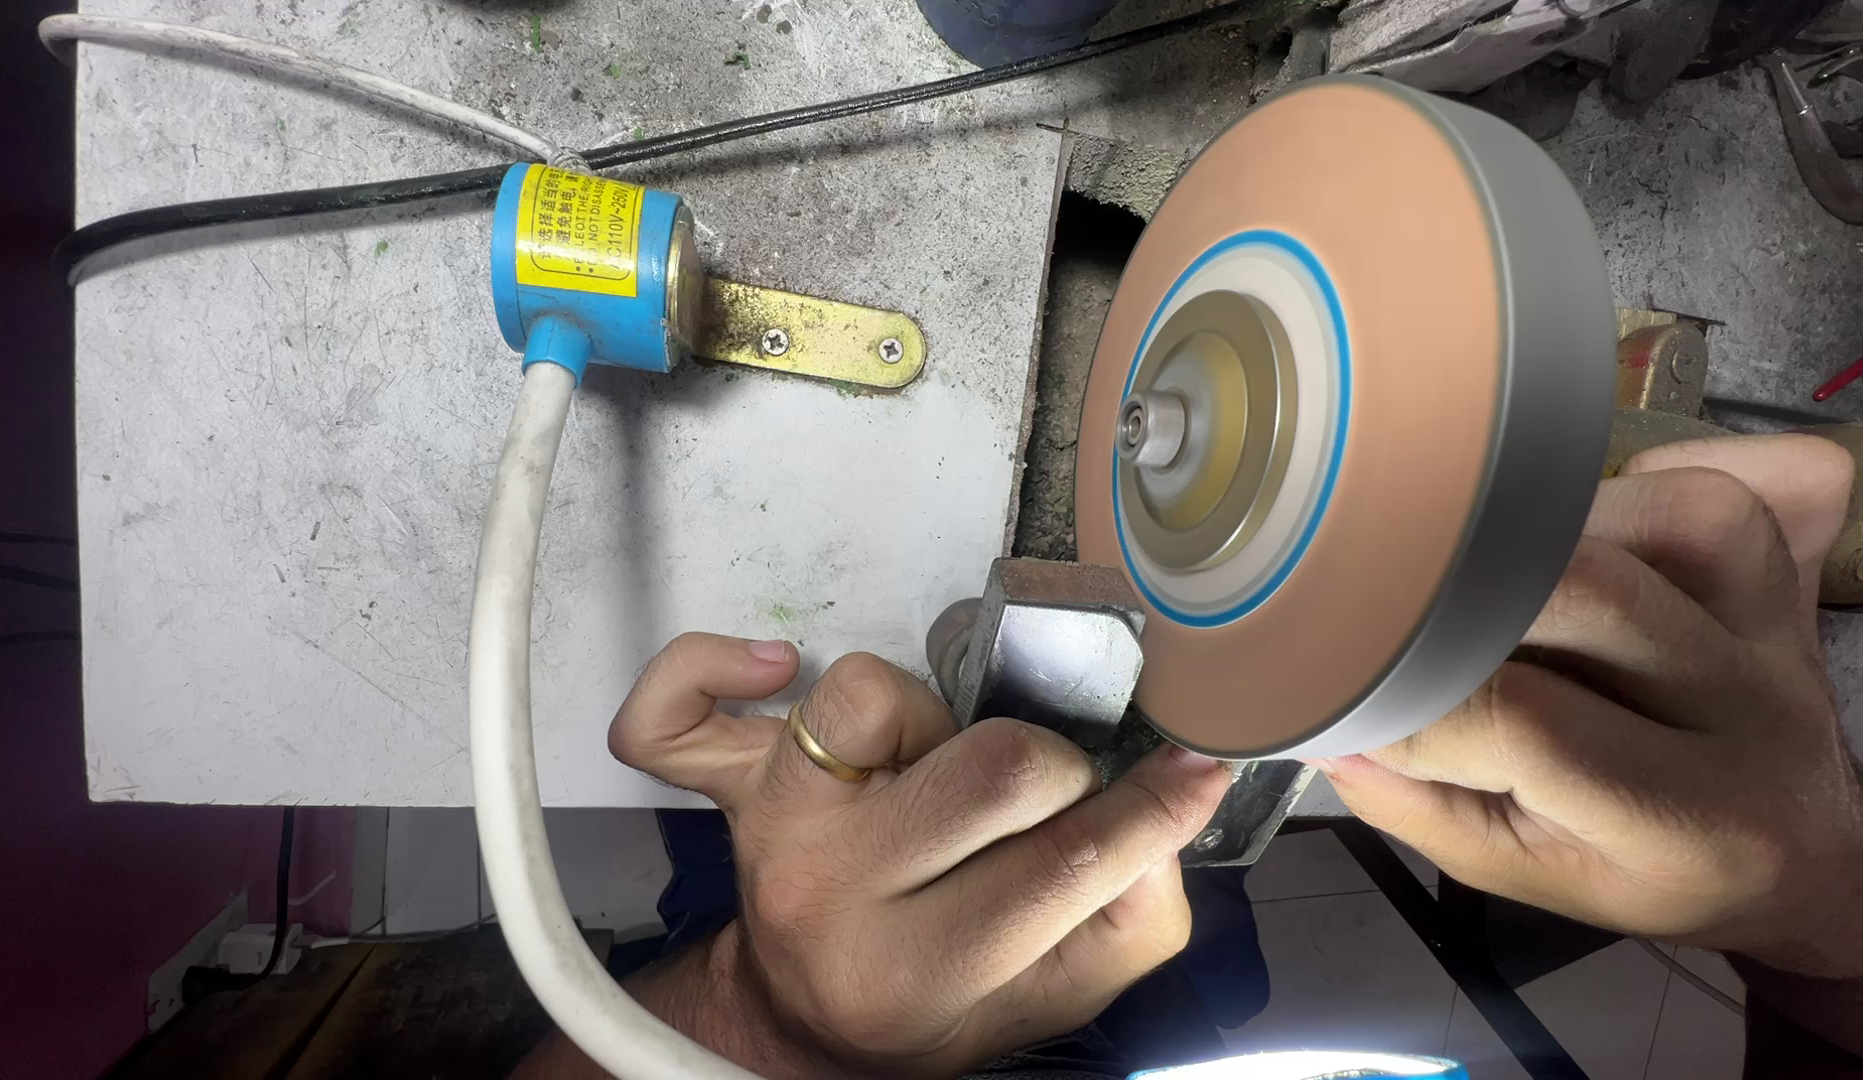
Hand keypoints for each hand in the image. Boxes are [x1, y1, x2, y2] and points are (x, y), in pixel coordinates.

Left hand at [603, 637, 1232, 1079]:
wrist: (812, 1016)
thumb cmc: (933, 996)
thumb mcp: (1046, 996)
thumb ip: (1124, 915)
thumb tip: (1164, 807)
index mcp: (918, 973)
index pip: (1060, 863)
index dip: (1147, 809)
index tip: (1194, 765)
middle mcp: (830, 896)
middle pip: (990, 765)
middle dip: (1049, 763)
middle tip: (1044, 782)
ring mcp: (770, 828)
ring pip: (869, 697)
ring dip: (929, 716)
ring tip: (926, 764)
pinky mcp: (727, 785)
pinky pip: (668, 717)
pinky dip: (702, 671)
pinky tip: (770, 668)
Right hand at [1317, 435, 1862, 984]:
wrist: (1799, 850)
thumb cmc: (1637, 864)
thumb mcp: (1508, 867)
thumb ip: (1405, 800)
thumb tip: (1317, 724)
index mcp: (1685, 817)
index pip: (1518, 720)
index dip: (1409, 700)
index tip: (1349, 698)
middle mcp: (1752, 712)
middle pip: (1584, 593)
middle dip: (1462, 595)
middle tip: (1398, 611)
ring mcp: (1777, 628)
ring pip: (1650, 520)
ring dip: (1539, 530)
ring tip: (1487, 573)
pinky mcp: (1786, 568)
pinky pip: (1712, 484)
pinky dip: (1632, 482)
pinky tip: (1581, 522)